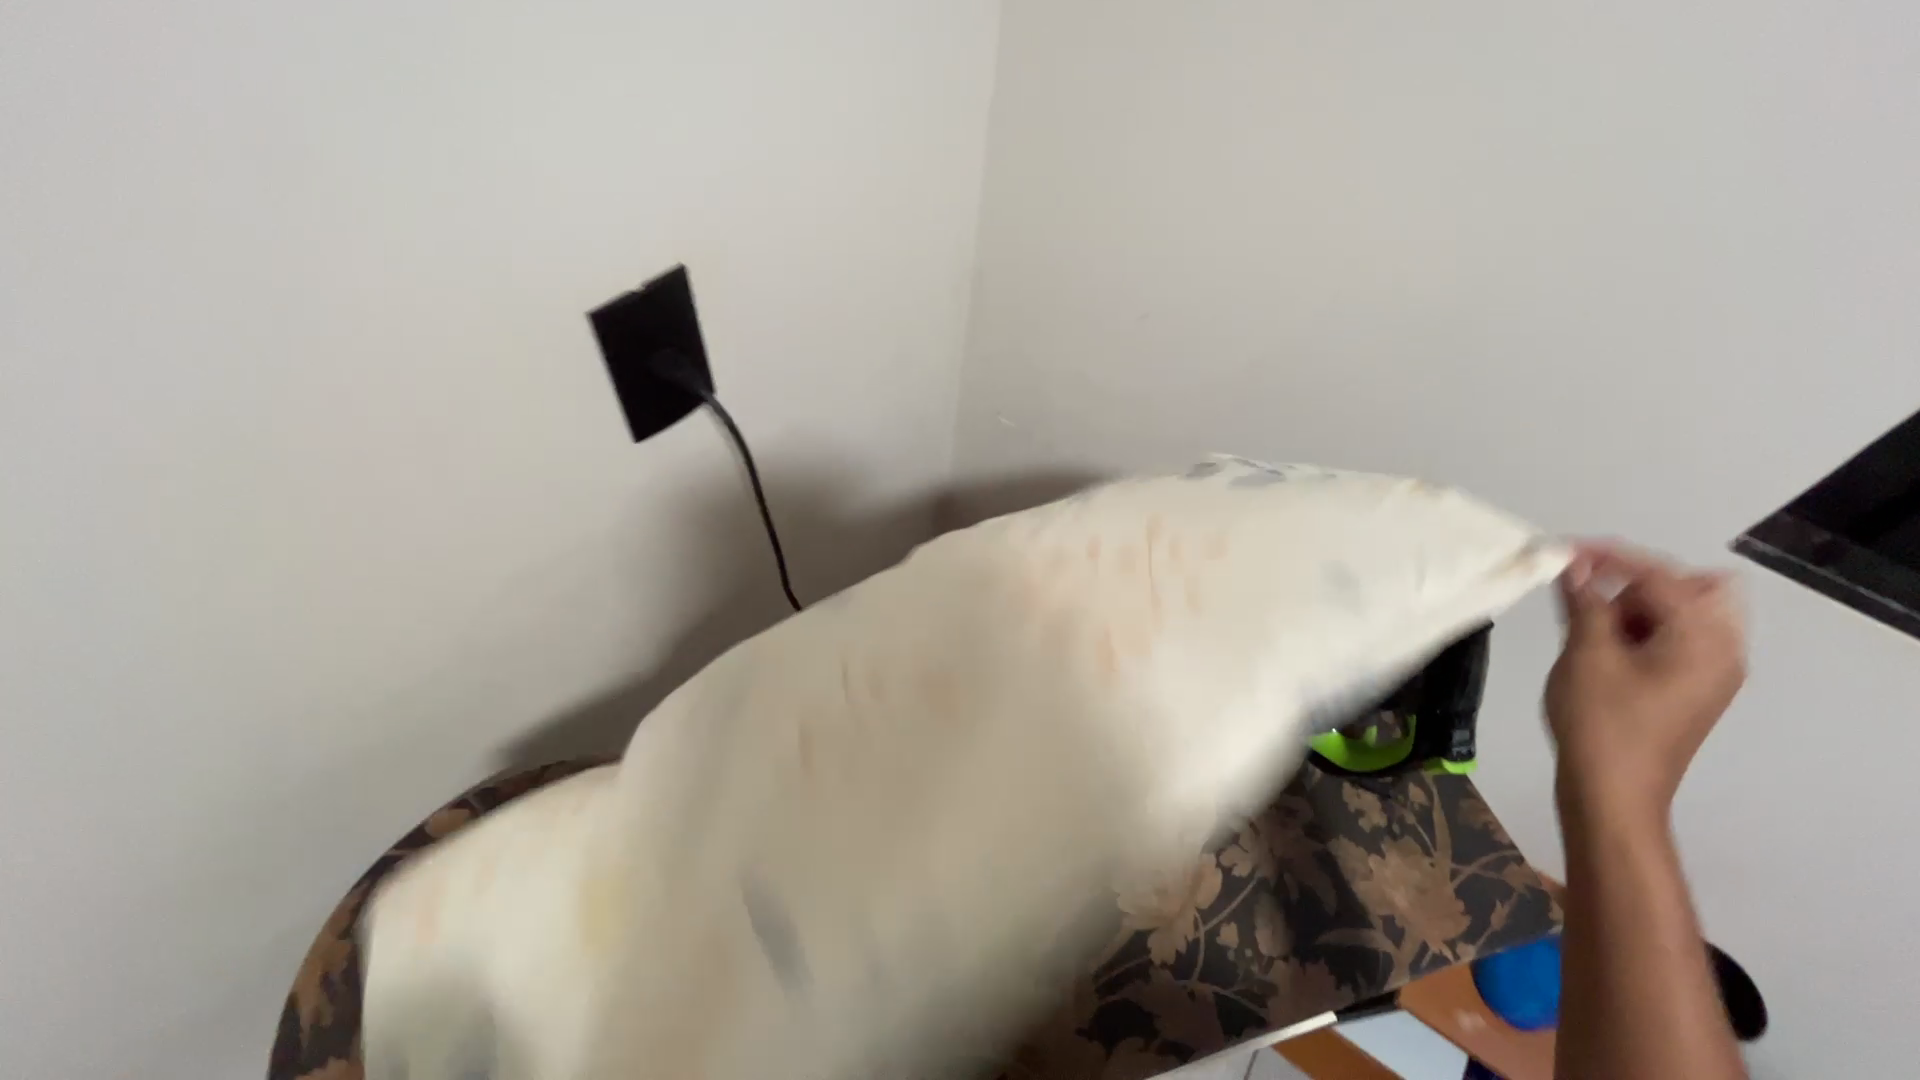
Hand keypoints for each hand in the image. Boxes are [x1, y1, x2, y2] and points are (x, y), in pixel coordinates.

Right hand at [1544, 543, 1745, 821]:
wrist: (1612, 793)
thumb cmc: (1600, 722)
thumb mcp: (1586, 655)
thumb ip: (1585, 603)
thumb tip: (1574, 566)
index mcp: (1705, 640)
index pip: (1662, 576)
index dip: (1611, 557)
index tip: (1563, 550)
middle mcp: (1721, 651)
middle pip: (1692, 589)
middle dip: (1635, 582)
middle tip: (1587, 593)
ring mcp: (1708, 672)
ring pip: (1678, 614)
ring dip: (1632, 606)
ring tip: (1585, 624)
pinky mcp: (1687, 688)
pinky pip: (1671, 639)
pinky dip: (1636, 629)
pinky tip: (1597, 644)